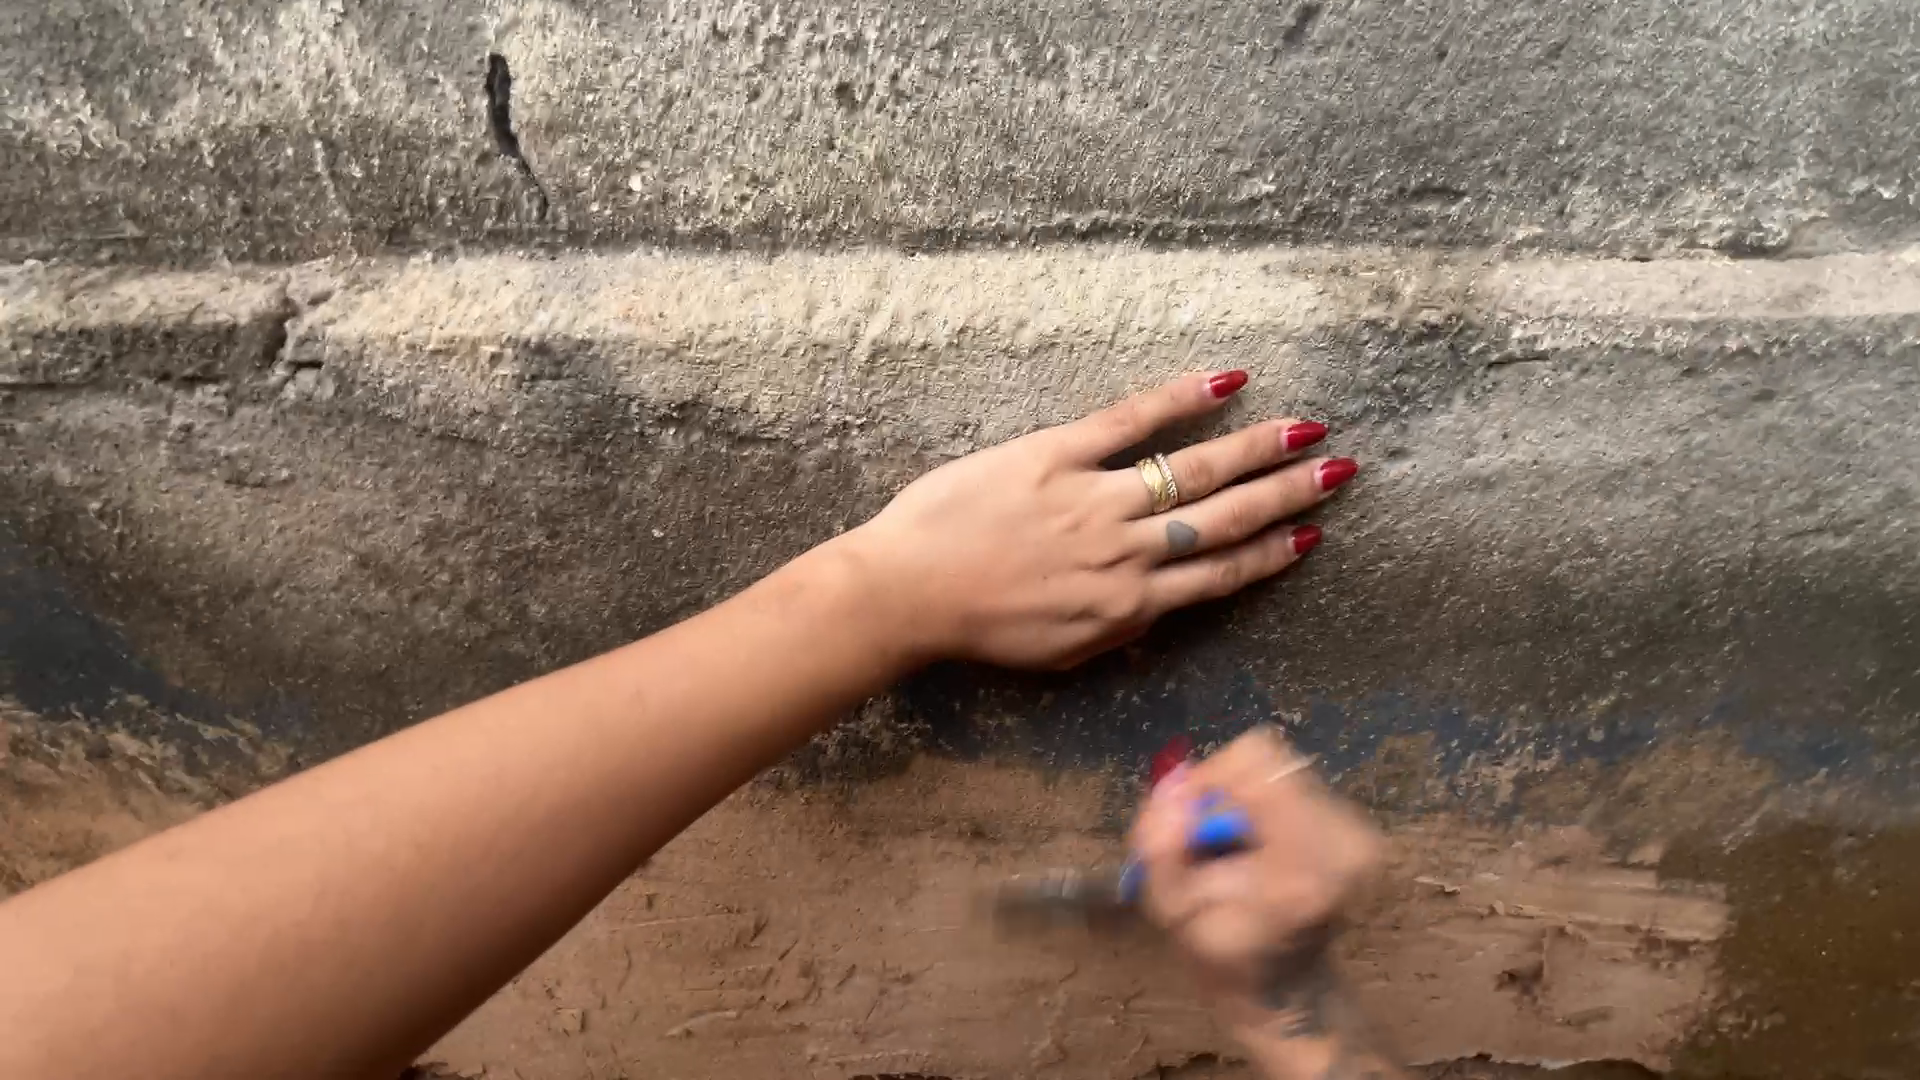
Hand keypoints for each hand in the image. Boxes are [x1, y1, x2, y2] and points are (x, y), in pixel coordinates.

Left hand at [843, 371, 1357, 668]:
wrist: (910, 592)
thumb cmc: (979, 628)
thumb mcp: (1059, 652)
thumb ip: (1116, 630)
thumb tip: (1157, 613)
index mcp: (1127, 603)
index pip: (1217, 576)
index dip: (1269, 556)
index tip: (1308, 537)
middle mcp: (1126, 551)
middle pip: (1224, 518)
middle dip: (1287, 495)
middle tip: (1336, 471)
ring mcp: (1096, 499)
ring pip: (1194, 470)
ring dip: (1257, 450)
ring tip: (1305, 430)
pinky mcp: (1056, 455)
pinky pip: (1128, 421)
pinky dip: (1179, 398)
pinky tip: (1226, 380)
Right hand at [1129, 729, 1381, 1018]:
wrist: (1286, 985)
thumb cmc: (1224, 952)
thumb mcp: (1171, 911)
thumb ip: (1163, 848)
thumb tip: (1173, 786)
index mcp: (1300, 868)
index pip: (1256, 765)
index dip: (1210, 777)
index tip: (1189, 816)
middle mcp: (1341, 842)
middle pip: (1263, 759)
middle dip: (1221, 785)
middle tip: (1205, 832)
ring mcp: (1354, 833)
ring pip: (1273, 765)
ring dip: (1240, 794)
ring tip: (1232, 842)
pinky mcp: (1355, 828)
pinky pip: (1288, 778)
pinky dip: (1260, 801)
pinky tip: (1256, 841)